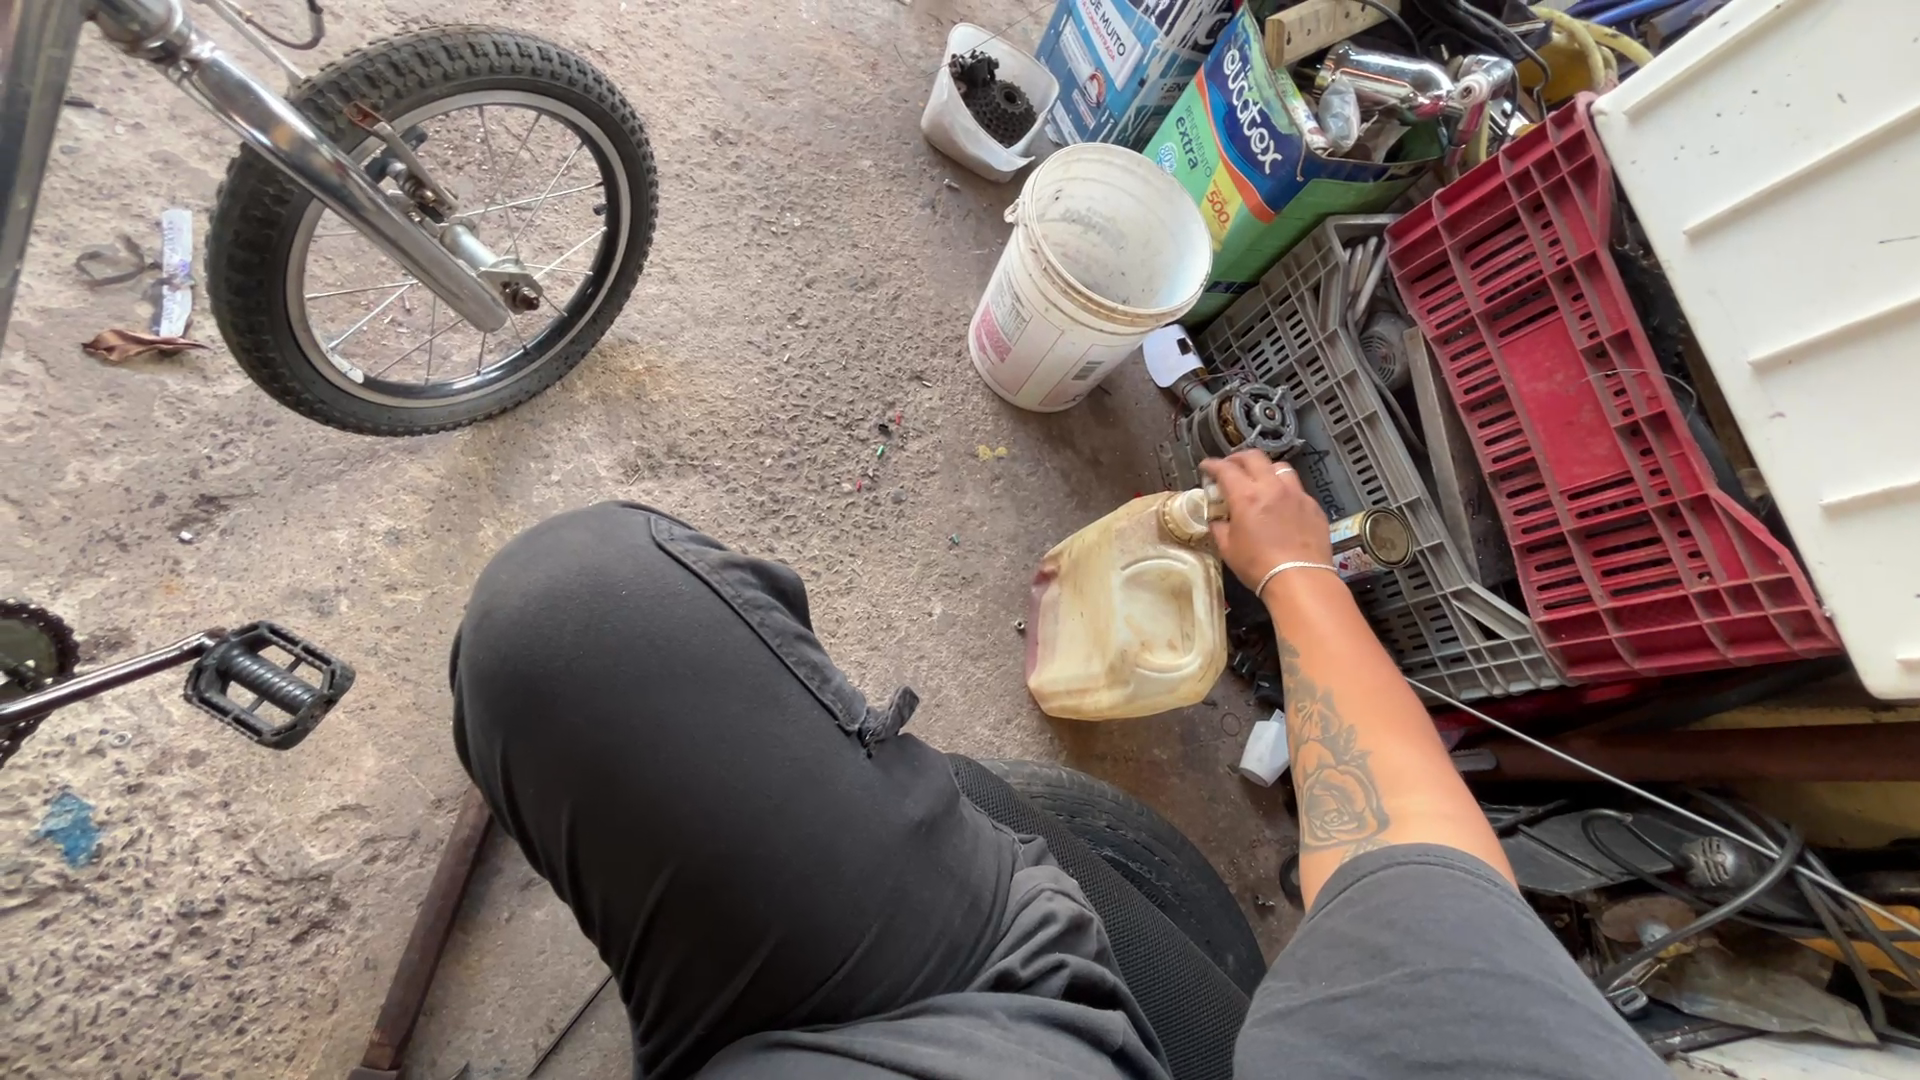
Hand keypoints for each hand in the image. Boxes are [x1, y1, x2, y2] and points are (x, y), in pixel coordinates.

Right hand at [1200, 450, 1331, 592]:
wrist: (1301, 579)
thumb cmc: (1258, 565)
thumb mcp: (1228, 548)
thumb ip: (1220, 528)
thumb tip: (1218, 520)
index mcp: (1246, 496)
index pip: (1226, 469)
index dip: (1212, 465)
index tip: (1206, 467)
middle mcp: (1272, 487)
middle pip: (1254, 458)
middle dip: (1238, 458)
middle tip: (1230, 467)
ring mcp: (1297, 495)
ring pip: (1280, 468)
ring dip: (1265, 470)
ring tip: (1259, 481)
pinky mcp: (1313, 506)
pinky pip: (1296, 489)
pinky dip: (1284, 490)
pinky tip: (1280, 505)